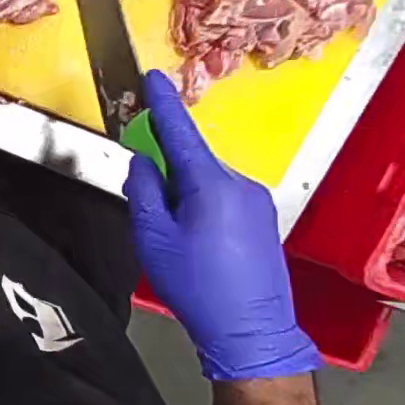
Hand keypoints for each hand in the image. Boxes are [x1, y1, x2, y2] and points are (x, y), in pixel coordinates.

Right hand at [124, 69, 321, 381]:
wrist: (250, 328)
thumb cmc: (195, 283)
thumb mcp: (153, 238)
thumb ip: (143, 193)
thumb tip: (142, 163)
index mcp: (211, 184)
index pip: (181, 134)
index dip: (163, 104)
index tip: (153, 76)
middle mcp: (240, 184)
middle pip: (191, 163)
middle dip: (164, 176)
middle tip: (147, 214)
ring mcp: (256, 201)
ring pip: (204, 184)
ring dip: (180, 198)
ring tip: (171, 240)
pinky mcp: (262, 220)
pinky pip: (221, 199)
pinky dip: (198, 208)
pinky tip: (191, 242)